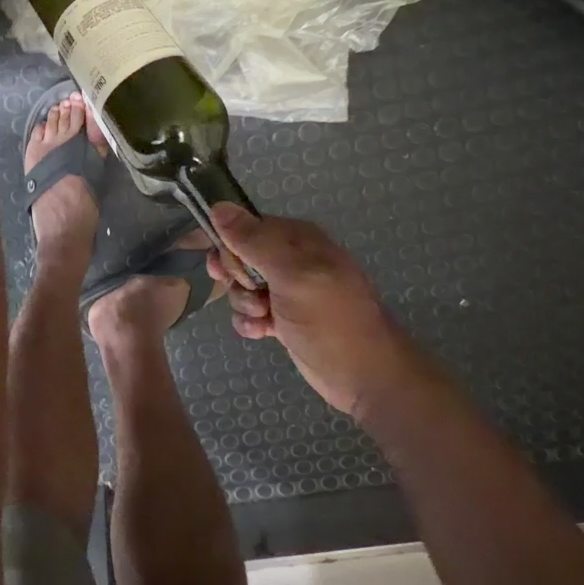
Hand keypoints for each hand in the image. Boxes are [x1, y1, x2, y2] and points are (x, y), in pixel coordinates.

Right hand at [206, 204, 433, 421]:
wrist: (365, 377)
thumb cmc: (331, 321)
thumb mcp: (292, 275)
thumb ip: (254, 241)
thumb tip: (218, 207)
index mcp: (297, 239)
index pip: (246, 226)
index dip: (230, 245)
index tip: (225, 264)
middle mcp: (291, 259)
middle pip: (239, 256)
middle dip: (237, 277)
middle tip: (255, 293)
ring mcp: (287, 290)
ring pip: (241, 286)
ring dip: (244, 303)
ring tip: (264, 316)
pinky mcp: (283, 318)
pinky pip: (250, 311)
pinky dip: (250, 321)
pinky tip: (262, 332)